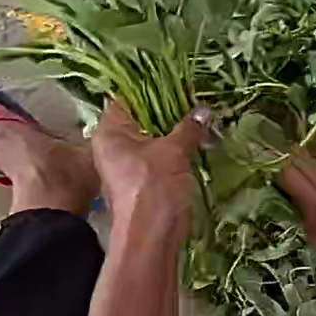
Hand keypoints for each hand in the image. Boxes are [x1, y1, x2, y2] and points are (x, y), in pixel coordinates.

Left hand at [90, 100, 211, 237]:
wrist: (152, 235)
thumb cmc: (153, 187)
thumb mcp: (174, 151)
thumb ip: (189, 127)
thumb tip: (204, 110)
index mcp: (110, 132)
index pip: (128, 98)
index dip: (153, 87)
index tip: (178, 80)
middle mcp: (115, 145)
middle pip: (143, 118)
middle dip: (170, 109)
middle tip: (197, 97)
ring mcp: (130, 164)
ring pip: (155, 138)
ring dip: (177, 130)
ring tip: (203, 118)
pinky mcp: (146, 180)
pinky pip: (162, 155)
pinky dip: (179, 148)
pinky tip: (200, 141)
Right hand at [278, 151, 315, 285]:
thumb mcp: (314, 235)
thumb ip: (299, 210)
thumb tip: (284, 193)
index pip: (289, 172)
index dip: (276, 173)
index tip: (269, 179)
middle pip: (302, 160)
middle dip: (288, 164)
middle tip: (280, 173)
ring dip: (307, 163)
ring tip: (300, 175)